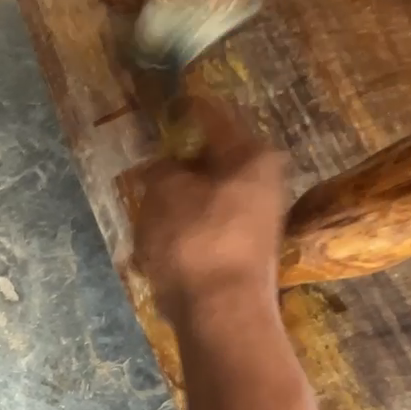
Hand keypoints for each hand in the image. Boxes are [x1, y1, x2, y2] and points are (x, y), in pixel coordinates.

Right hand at [133, 97, 290, 324]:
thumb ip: (160, 171)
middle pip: (215, 155)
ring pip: (209, 187)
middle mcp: (263, 176)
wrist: (219, 307)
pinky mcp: (242, 240)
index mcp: (251, 155)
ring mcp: (256, 211)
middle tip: (147, 156)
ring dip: (178, 189)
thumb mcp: (165, 196)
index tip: (168, 102)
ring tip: (146, 196)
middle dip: (180, 156)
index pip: (217, 118)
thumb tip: (158, 163)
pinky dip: (183, 215)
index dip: (189, 109)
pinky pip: (207, 214)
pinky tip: (160, 229)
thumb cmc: (194, 242)